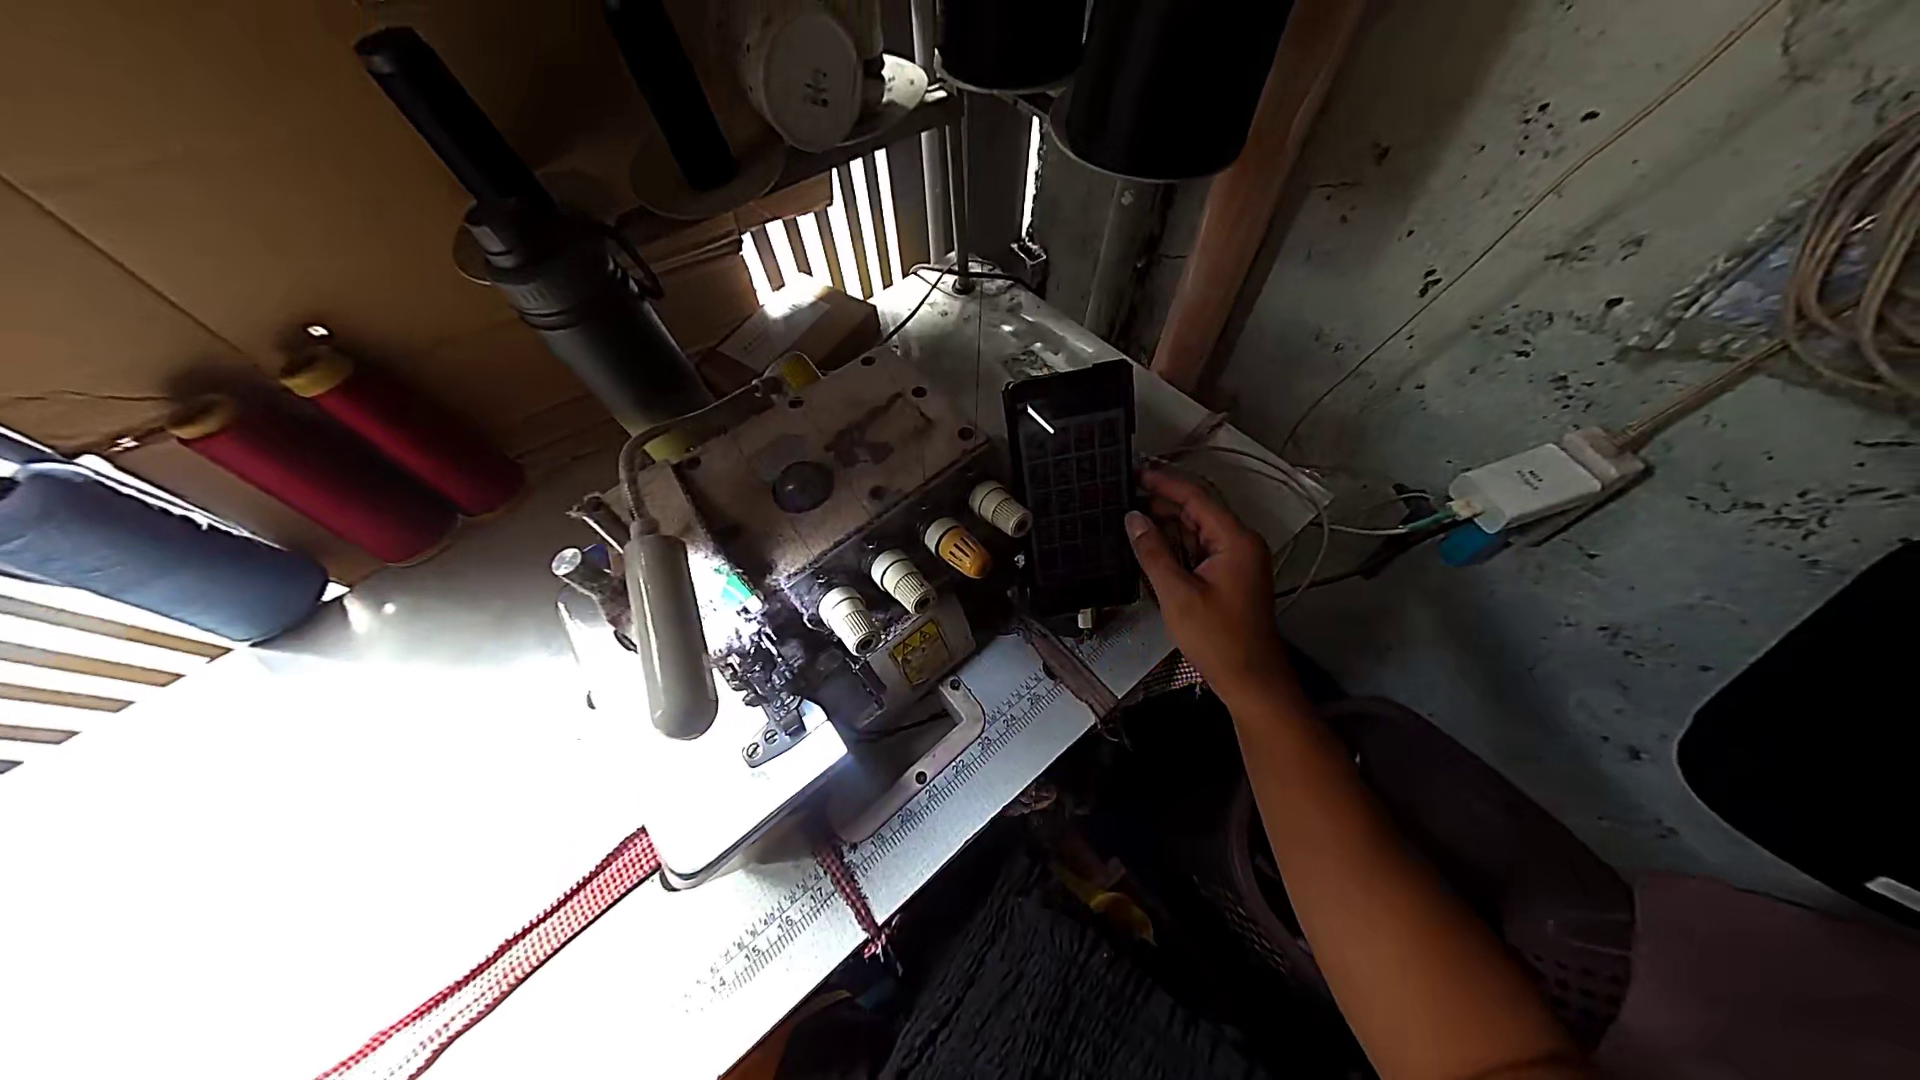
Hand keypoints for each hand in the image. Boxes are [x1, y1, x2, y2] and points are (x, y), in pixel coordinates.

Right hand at [1127, 468, 1292, 705]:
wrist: (1250, 679)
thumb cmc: (1224, 642)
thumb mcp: (1177, 594)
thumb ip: (1153, 552)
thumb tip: (1134, 521)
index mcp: (1235, 542)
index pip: (1196, 497)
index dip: (1164, 482)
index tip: (1138, 473)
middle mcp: (1241, 545)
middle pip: (1197, 510)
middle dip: (1161, 503)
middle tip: (1127, 498)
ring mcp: (1236, 561)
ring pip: (1196, 530)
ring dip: (1166, 525)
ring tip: (1133, 522)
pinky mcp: (1229, 576)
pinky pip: (1199, 549)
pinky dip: (1175, 546)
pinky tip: (1152, 548)